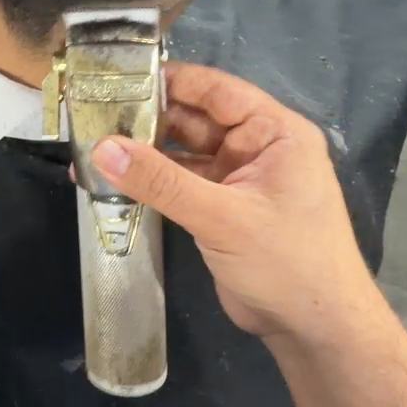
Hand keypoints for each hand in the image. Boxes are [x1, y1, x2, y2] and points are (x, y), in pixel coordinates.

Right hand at [90, 63, 379, 339]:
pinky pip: (177, 183)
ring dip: (142, 151)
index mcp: (274, 132)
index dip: (169, 80)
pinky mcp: (219, 208)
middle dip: (146, 117)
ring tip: (90, 144)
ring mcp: (235, 178)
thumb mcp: (221, 217)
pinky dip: (148, 181)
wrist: (316, 331)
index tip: (118, 75)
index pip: (215, 90)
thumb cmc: (287, 262)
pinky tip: (110, 179)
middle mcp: (255, 147)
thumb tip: (100, 148)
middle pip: (193, 119)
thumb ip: (160, 181)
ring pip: (180, 152)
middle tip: (91, 112)